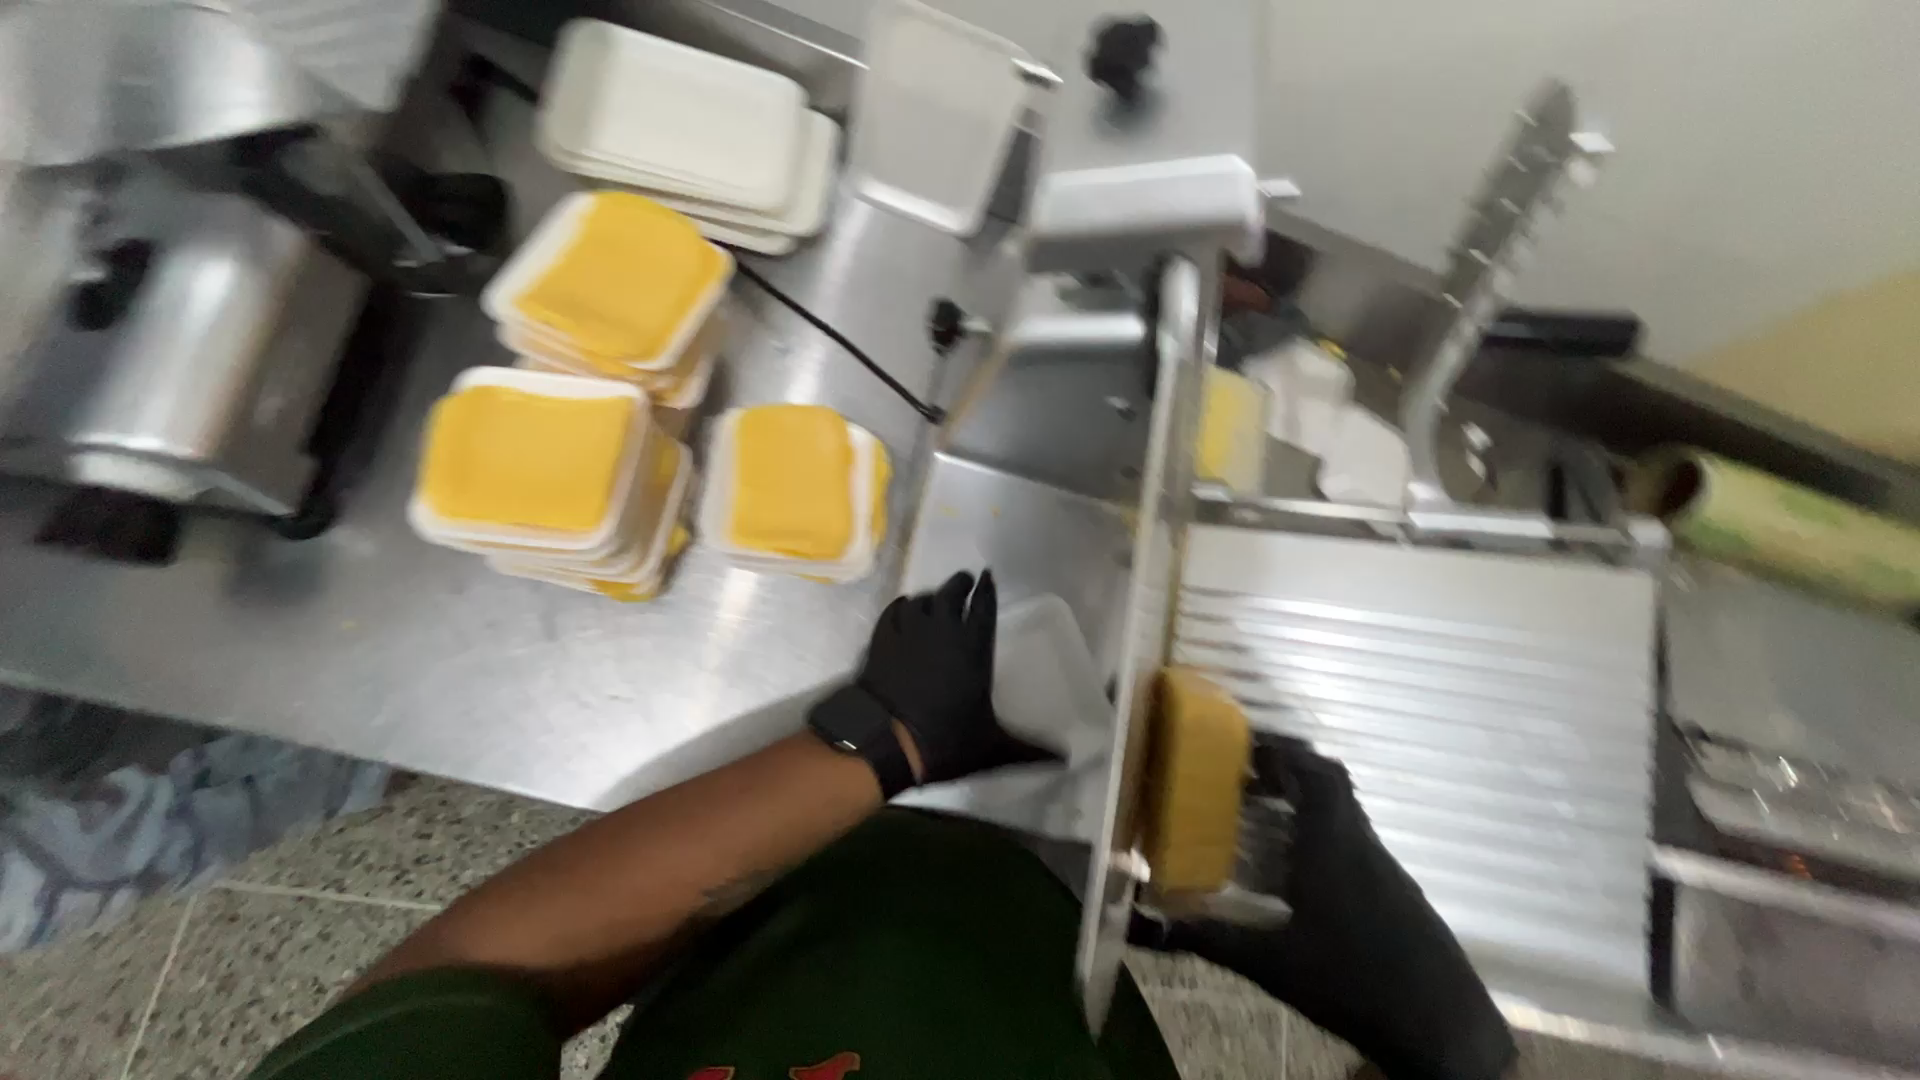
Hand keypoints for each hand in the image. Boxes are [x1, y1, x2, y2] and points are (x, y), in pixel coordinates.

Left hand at [858, 570, 1054, 783]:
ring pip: (921, 600)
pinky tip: (903, 609)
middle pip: (951, 592)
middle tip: (965, 582)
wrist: (884, 742)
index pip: (984, 607)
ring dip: (931, 596)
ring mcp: (908, 633)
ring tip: (935, 599)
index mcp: (973, 649)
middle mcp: (942, 632)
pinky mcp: (881, 641)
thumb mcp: (992, 749)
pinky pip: (893, 612)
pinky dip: (901, 607)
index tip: (989, 575)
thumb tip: (1065, 759)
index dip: (988, 590)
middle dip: (960, 584)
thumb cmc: (944, 741)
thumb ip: (1029, 750)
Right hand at [1133, 737, 1513, 1079]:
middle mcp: (1361, 844)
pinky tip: (1301, 867)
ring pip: (1346, 810)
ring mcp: (1387, 867)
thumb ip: (1209, 940)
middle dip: (1291, 768)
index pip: (1315, 773)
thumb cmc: (1352, 985)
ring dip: (1307, 800)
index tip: (1245, 749)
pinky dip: (1325, 831)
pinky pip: (1356, 838)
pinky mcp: (1400, 891)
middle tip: (1248, 777)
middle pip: (1333, 781)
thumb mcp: (1270, 965)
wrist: (1446, 1032)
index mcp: (1332, 847)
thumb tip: (1145, 925)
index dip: (1282, 751)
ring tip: (1265, 815)